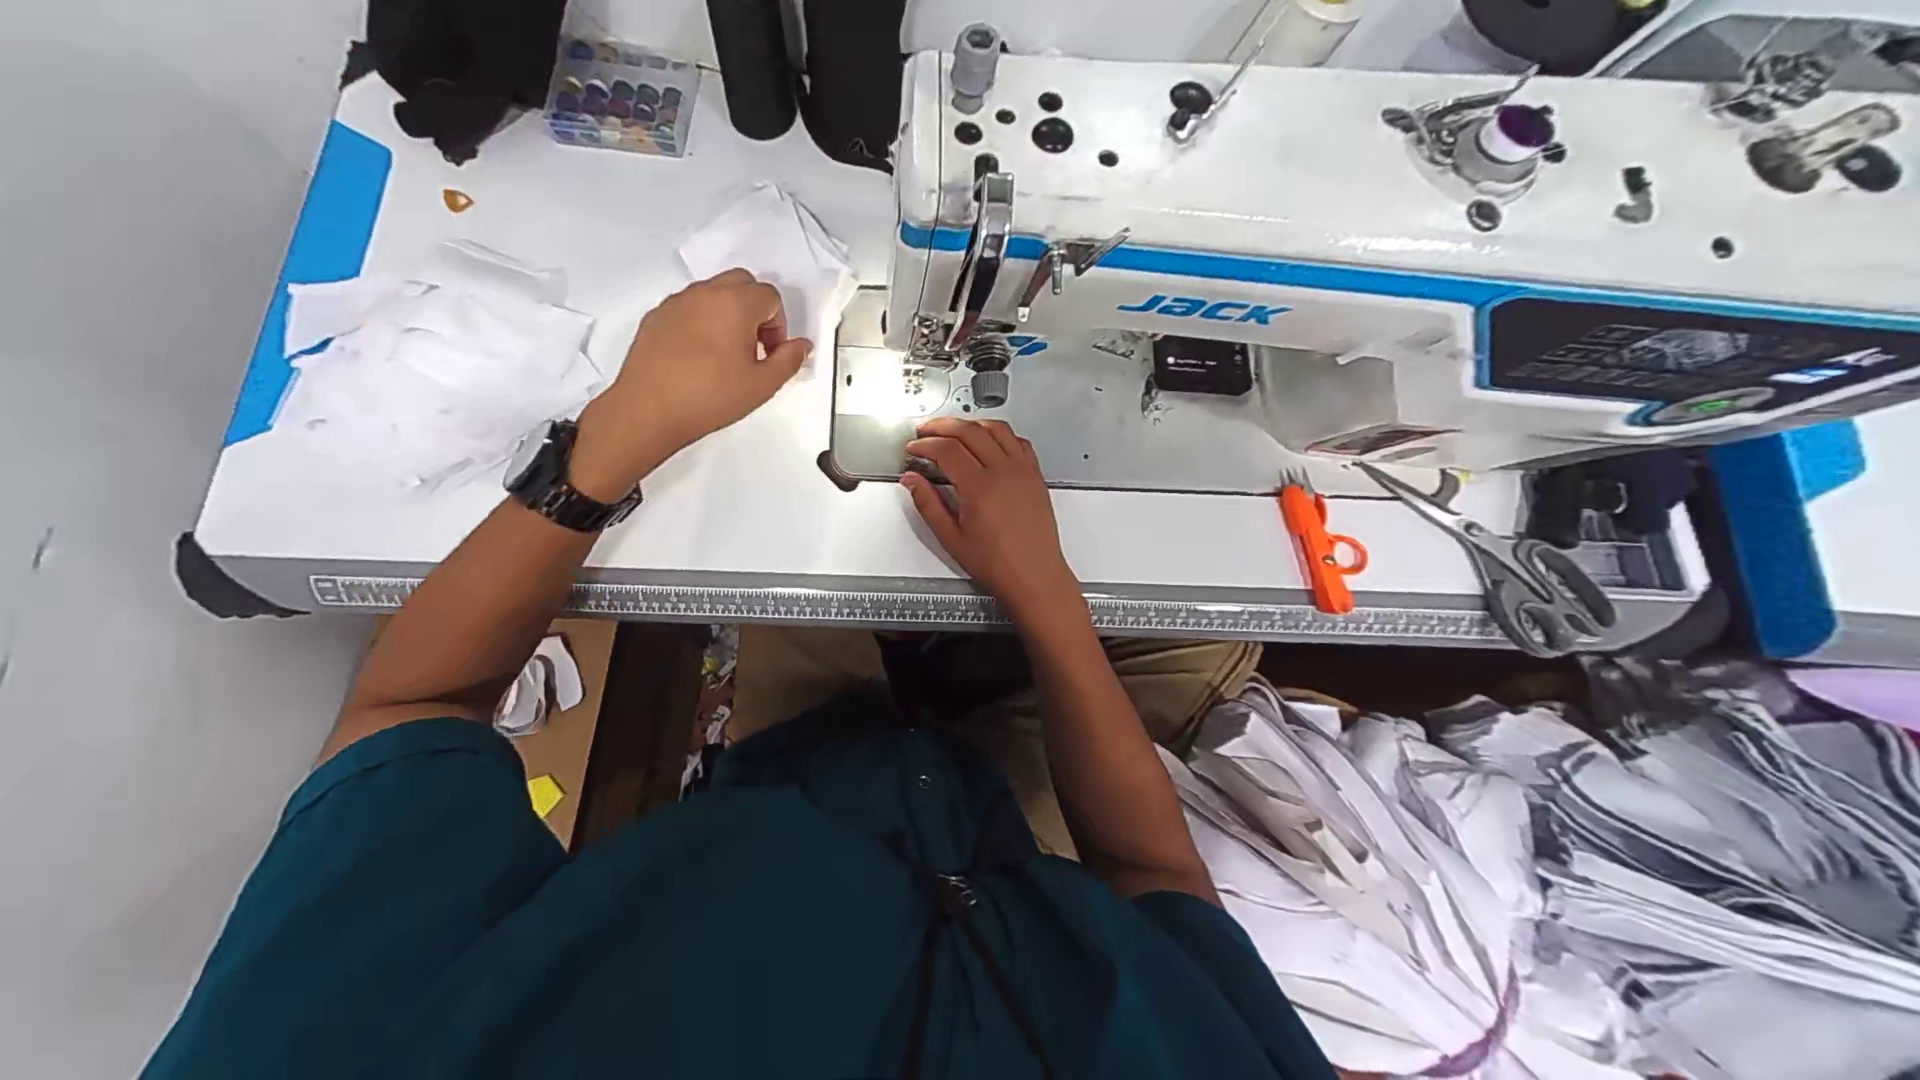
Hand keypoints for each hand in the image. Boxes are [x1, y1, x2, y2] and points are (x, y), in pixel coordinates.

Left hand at [571, 269, 809, 498]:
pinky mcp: (656, 316)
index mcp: (736, 304)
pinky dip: (702, 321)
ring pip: (713, 293)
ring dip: (728, 313)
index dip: (778, 325)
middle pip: (742, 283)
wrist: (649, 410)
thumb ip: (789, 360)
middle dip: (755, 310)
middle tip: (755, 346)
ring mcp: (677, 302)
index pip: (770, 297)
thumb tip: (802, 346)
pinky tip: (699, 357)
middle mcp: (705, 294)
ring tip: (727, 355)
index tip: (772, 353)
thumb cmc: (709, 397)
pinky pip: (688, 307)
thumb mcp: (763, 385)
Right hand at [901, 418, 1082, 627]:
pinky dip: (1000, 434)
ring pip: (996, 428)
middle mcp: (1004, 473)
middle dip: (942, 426)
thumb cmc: (999, 564)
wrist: (1034, 576)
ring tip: (955, 429)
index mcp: (980, 487)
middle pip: (969, 430)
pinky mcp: (1035, 476)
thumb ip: (928, 504)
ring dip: (971, 423)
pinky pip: (1019, 442)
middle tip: (926, 431)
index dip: (925, 444)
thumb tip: (913, 481)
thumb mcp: (952, 538)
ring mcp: (1023, 471)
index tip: (914, 448)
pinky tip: (990, 440)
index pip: (947, 449)